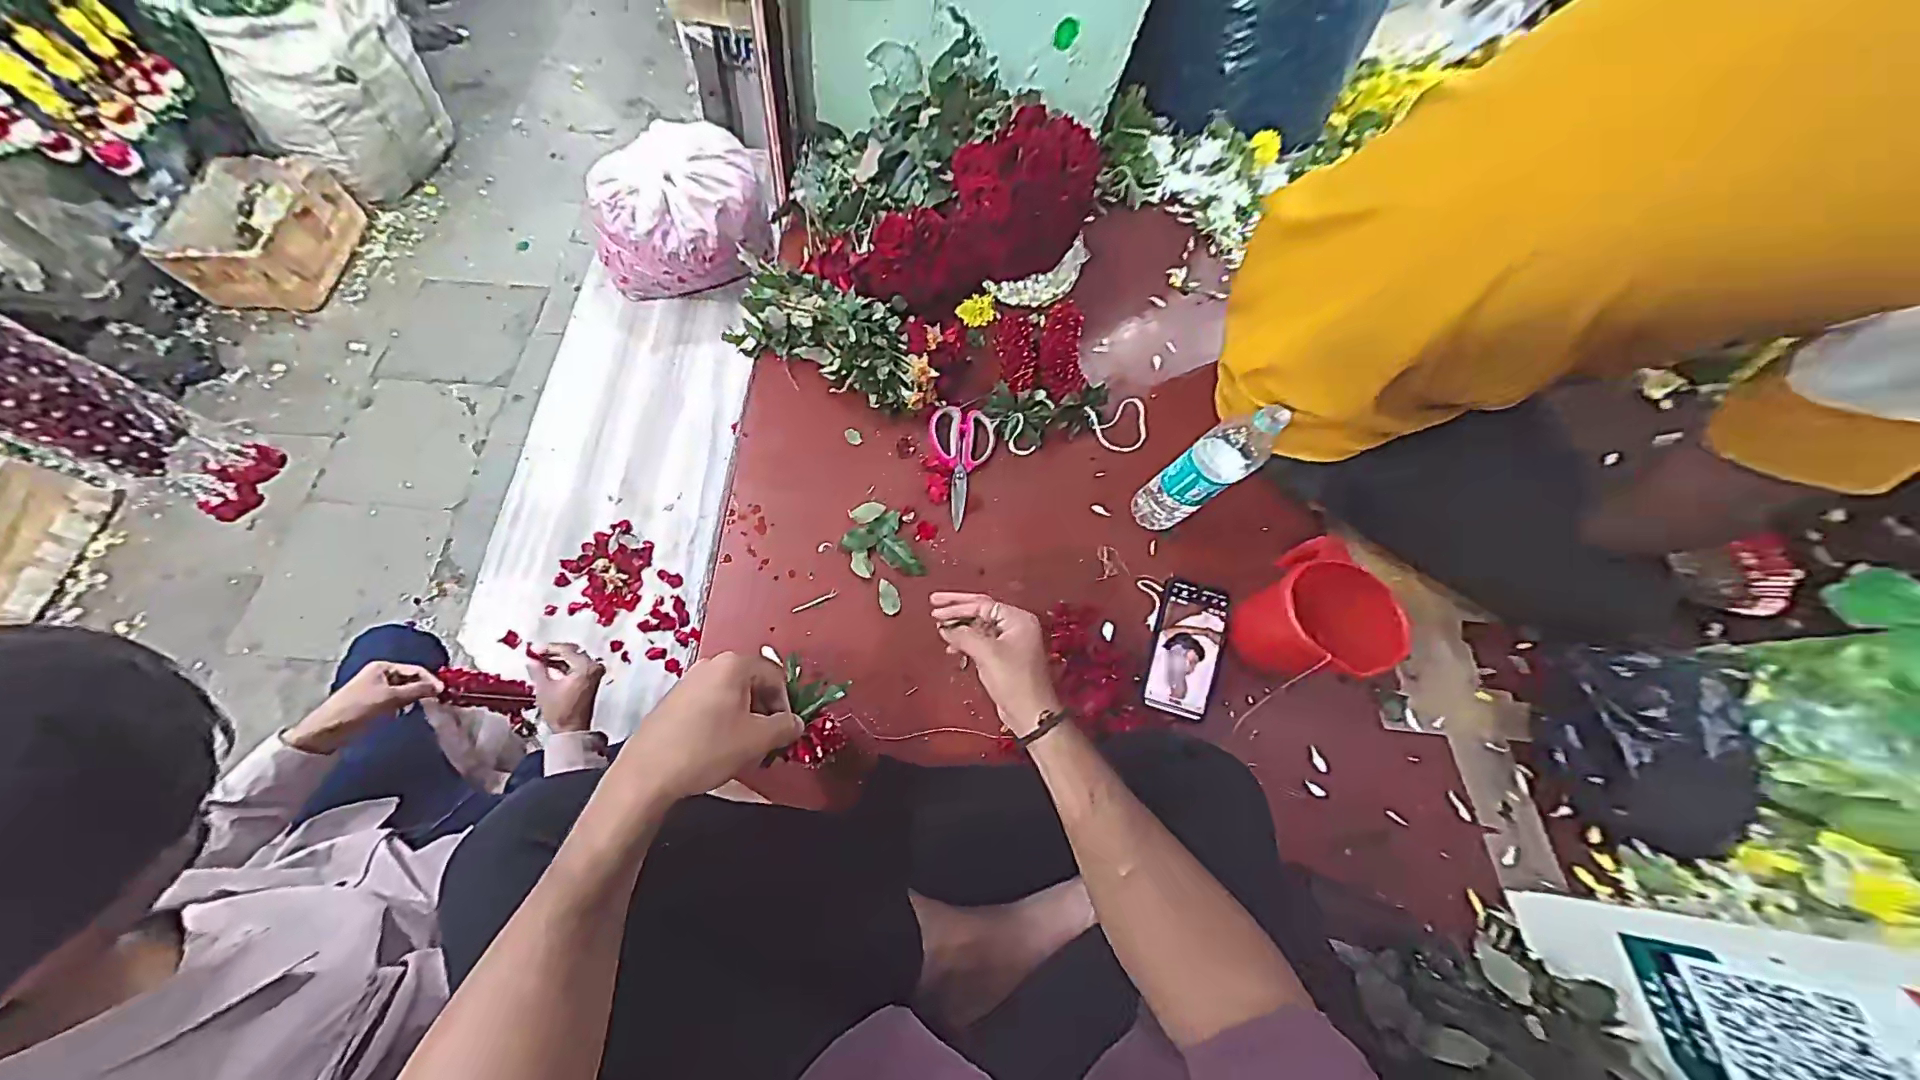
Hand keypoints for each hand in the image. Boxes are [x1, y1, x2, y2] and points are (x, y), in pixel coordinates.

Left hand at [285, 662, 443, 754]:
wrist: (325, 732)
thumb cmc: (358, 710)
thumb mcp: (391, 698)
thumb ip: (418, 690)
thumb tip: (440, 687)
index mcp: (382, 667)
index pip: (416, 670)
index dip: (431, 680)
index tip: (442, 693)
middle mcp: (379, 674)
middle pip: (411, 679)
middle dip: (422, 689)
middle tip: (433, 701)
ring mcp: (375, 688)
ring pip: (404, 690)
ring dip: (413, 698)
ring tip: (419, 707)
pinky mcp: (372, 702)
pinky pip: (396, 699)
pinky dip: (403, 705)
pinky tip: (403, 712)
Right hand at [526, 643, 605, 733]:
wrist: (572, 729)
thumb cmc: (559, 710)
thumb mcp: (544, 688)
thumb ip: (538, 670)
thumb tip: (531, 658)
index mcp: (586, 667)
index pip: (567, 650)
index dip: (548, 648)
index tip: (533, 649)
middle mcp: (594, 667)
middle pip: (572, 652)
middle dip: (553, 652)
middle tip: (535, 653)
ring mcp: (595, 673)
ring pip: (574, 659)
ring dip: (557, 659)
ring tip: (539, 660)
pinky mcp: (592, 679)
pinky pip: (577, 666)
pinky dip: (564, 666)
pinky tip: (549, 667)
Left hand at [613, 652, 802, 801]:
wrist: (646, 775)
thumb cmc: (707, 749)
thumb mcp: (758, 740)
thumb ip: (786, 727)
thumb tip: (795, 723)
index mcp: (734, 664)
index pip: (776, 677)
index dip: (785, 705)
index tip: (783, 732)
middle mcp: (711, 664)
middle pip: (753, 684)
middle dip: (764, 713)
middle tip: (764, 743)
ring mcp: (689, 681)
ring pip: (732, 696)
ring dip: (745, 720)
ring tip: (741, 749)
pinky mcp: (673, 700)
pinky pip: (711, 704)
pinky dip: (722, 722)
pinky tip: (716, 748)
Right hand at [930, 592, 1060, 736]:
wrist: (1030, 713)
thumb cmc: (1015, 681)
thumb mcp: (987, 654)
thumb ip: (964, 636)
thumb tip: (946, 628)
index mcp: (1018, 619)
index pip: (982, 604)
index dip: (957, 605)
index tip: (936, 607)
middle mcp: (1016, 626)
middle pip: (981, 611)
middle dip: (957, 610)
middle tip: (934, 606)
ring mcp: (1011, 641)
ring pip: (980, 626)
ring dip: (960, 627)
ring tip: (940, 628)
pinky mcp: (1005, 655)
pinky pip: (982, 641)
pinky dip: (966, 641)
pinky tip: (953, 646)